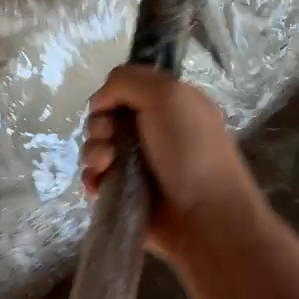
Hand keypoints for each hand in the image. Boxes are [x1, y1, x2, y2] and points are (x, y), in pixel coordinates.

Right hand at [79, 65, 272, 269]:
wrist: (205, 217)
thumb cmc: (191, 151)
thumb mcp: (168, 95)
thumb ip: (127, 81)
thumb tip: (100, 101)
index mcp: (168, 105)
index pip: (124, 90)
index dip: (111, 96)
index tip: (111, 107)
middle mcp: (152, 132)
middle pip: (105, 118)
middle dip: (99, 126)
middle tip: (111, 139)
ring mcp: (137, 165)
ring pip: (96, 148)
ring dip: (94, 152)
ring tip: (107, 165)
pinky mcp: (124, 194)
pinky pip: (95, 179)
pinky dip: (93, 179)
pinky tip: (100, 185)